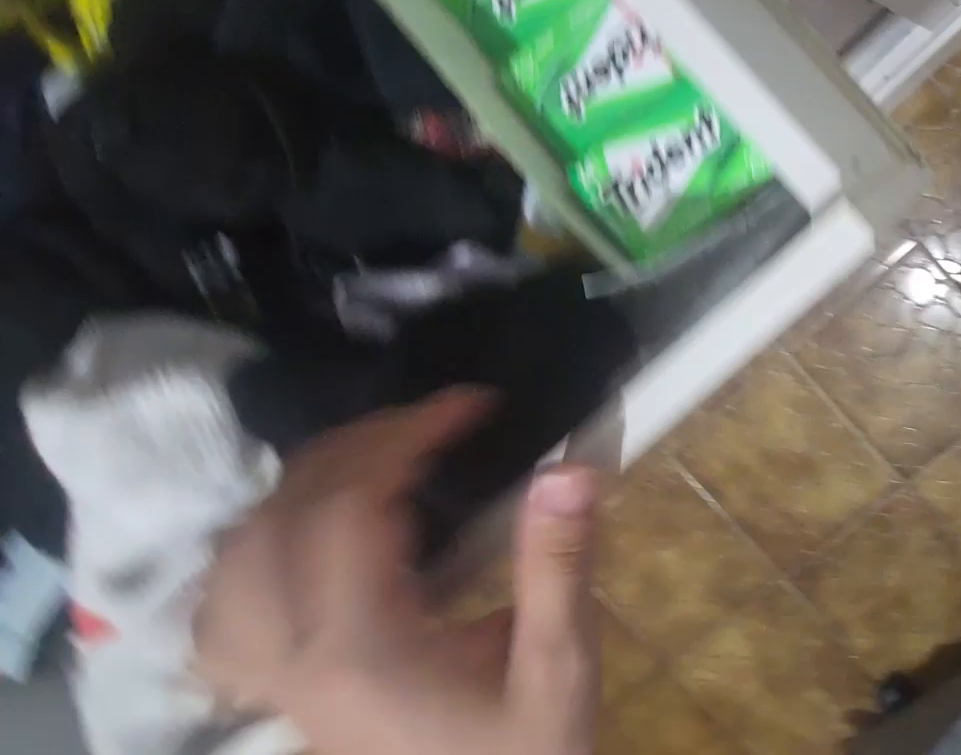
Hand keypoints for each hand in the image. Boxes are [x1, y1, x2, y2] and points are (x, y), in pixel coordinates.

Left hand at [193, 388, 601, 754]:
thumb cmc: (524, 753)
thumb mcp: (559, 664)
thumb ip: (560, 565)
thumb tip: (569, 468)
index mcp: (363, 648)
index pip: (352, 508)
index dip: (407, 435)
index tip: (475, 404)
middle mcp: (295, 660)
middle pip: (284, 517)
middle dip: (362, 443)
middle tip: (441, 419)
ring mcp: (276, 678)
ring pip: (239, 556)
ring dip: (307, 481)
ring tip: (384, 451)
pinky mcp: (281, 689)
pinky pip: (227, 604)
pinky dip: (260, 542)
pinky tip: (308, 527)